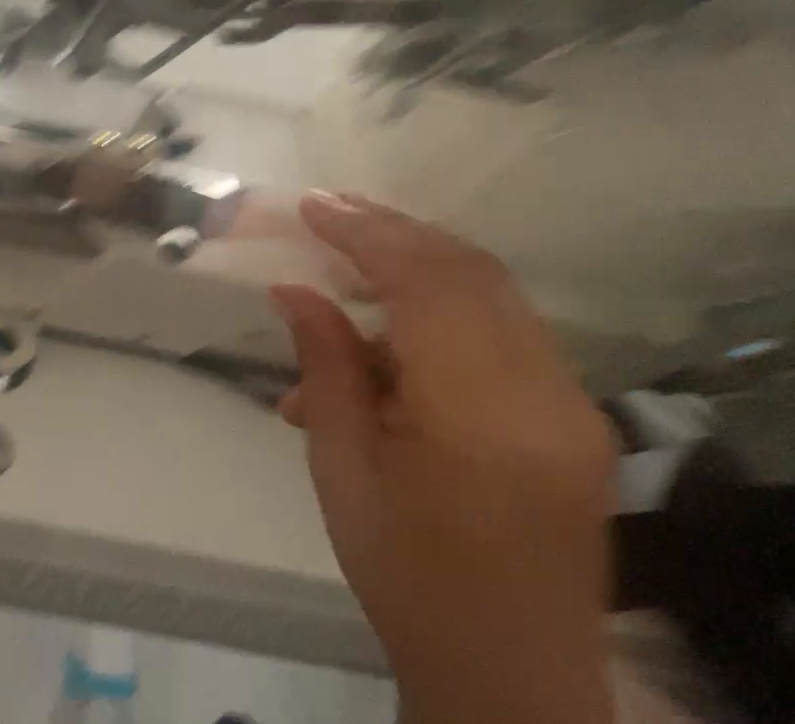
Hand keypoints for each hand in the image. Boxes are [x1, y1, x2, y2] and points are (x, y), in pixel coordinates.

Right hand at [269, 194, 616, 723]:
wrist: (508, 663)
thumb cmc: (402, 570)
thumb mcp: (342, 469)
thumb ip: (326, 369)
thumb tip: (293, 290)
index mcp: (480, 414)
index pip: (430, 286)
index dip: (368, 234)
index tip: (311, 206)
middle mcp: (547, 395)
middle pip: (475, 274)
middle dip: (396, 231)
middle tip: (327, 211)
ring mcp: (575, 404)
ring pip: (496, 296)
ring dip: (419, 266)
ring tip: (344, 264)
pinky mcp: (577, 416)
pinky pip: (507, 333)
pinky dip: (443, 310)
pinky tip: (384, 332)